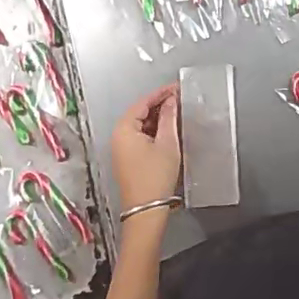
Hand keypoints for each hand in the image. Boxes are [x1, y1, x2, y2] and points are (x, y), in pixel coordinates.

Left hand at [110, 83, 180, 210]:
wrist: (146, 209)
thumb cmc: (156, 176)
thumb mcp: (167, 143)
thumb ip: (169, 118)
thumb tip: (171, 102)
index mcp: (124, 128)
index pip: (142, 103)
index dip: (161, 94)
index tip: (176, 88)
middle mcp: (118, 136)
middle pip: (139, 113)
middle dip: (159, 106)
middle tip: (179, 100)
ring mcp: (121, 148)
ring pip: (140, 126)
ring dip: (158, 119)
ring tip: (177, 114)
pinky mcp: (127, 159)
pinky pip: (140, 137)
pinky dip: (154, 132)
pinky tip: (169, 131)